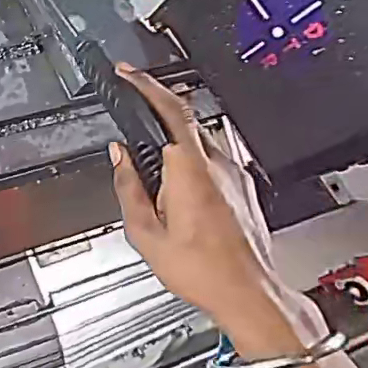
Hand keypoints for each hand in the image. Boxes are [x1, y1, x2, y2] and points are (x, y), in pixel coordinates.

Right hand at [107, 64, 328, 356]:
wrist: (248, 293)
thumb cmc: (203, 271)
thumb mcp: (146, 235)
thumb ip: (128, 186)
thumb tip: (119, 156)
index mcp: (191, 171)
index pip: (170, 108)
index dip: (146, 84)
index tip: (128, 74)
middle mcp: (219, 165)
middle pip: (186, 120)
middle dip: (156, 114)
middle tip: (134, 122)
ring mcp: (235, 174)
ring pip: (199, 141)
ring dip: (174, 145)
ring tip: (156, 177)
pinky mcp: (243, 186)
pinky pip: (213, 160)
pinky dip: (191, 163)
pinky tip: (181, 194)